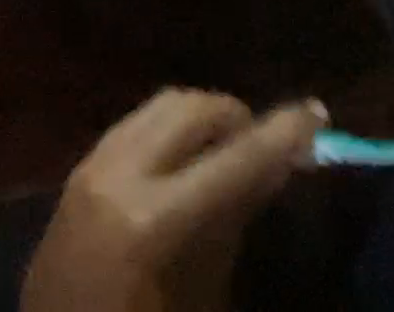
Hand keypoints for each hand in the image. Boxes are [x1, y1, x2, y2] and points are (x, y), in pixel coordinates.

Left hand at [19, 88, 326, 311]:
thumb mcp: (205, 289)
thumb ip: (238, 214)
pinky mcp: (76, 170)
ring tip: (224, 146)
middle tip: (262, 144)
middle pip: (195, 108)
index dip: (285, 131)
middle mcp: (119, 176)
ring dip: (202, 116)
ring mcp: (91, 168)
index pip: (238, 157)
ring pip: (163, 104)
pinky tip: (184, 155)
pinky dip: (170, 127)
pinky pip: (136, 122)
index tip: (317, 112)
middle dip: (238, 116)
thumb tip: (280, 160)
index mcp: (154, 219)